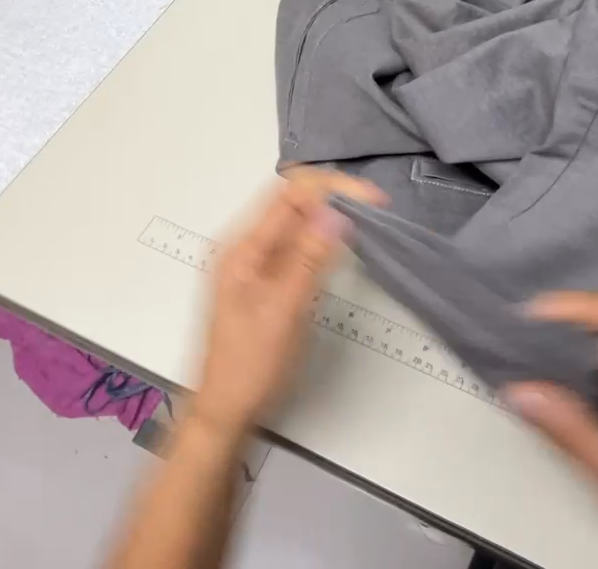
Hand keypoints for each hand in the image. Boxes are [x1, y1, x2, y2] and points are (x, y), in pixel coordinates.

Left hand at [189, 169, 380, 437]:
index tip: (372, 198)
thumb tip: (337, 212)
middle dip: (332, 194)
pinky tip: (338, 242)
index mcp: (241, 246)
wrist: (224, 411)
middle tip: (373, 205)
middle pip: (290, 198)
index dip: (332, 187)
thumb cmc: (251, 366)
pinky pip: (291, 240)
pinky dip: (317, 233)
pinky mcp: (260, 275)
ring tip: (363, 216)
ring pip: (292, 218)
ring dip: (327, 211)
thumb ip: (309, 258)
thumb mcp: (284, 310)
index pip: (289, 193)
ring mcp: (249, 260)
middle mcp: (241, 244)